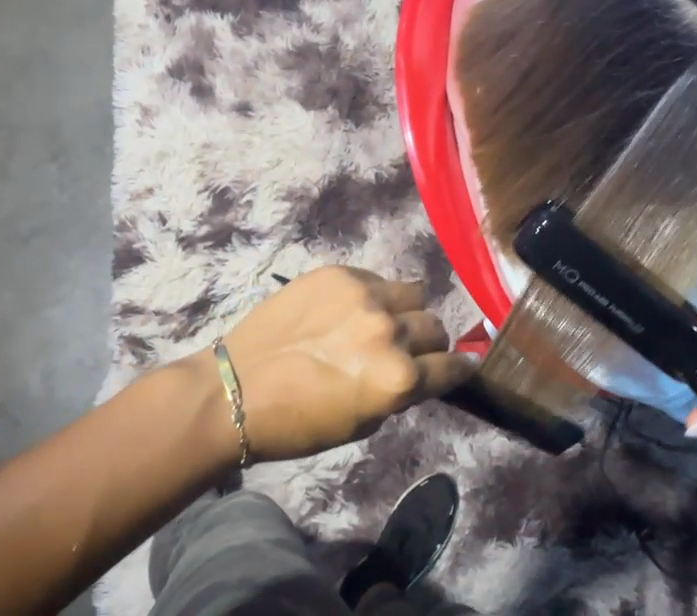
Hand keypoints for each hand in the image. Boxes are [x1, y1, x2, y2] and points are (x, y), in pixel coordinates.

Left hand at [204, 267, 477, 461]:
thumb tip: (419, 370)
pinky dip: (373, 295)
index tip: (462, 365)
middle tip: (407, 350)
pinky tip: (348, 311)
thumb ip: (399, 393)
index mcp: (398, 380)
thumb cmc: (297, 424)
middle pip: (436, 326)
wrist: (234, 390)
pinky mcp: (340, 274)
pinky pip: (377, 279)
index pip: (452, 366)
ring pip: (414, 293)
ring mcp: (365, 297)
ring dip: (406, 311)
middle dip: (428, 342)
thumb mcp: (362, 422)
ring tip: (382, 323)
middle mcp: (391, 333)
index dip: (460, 368)